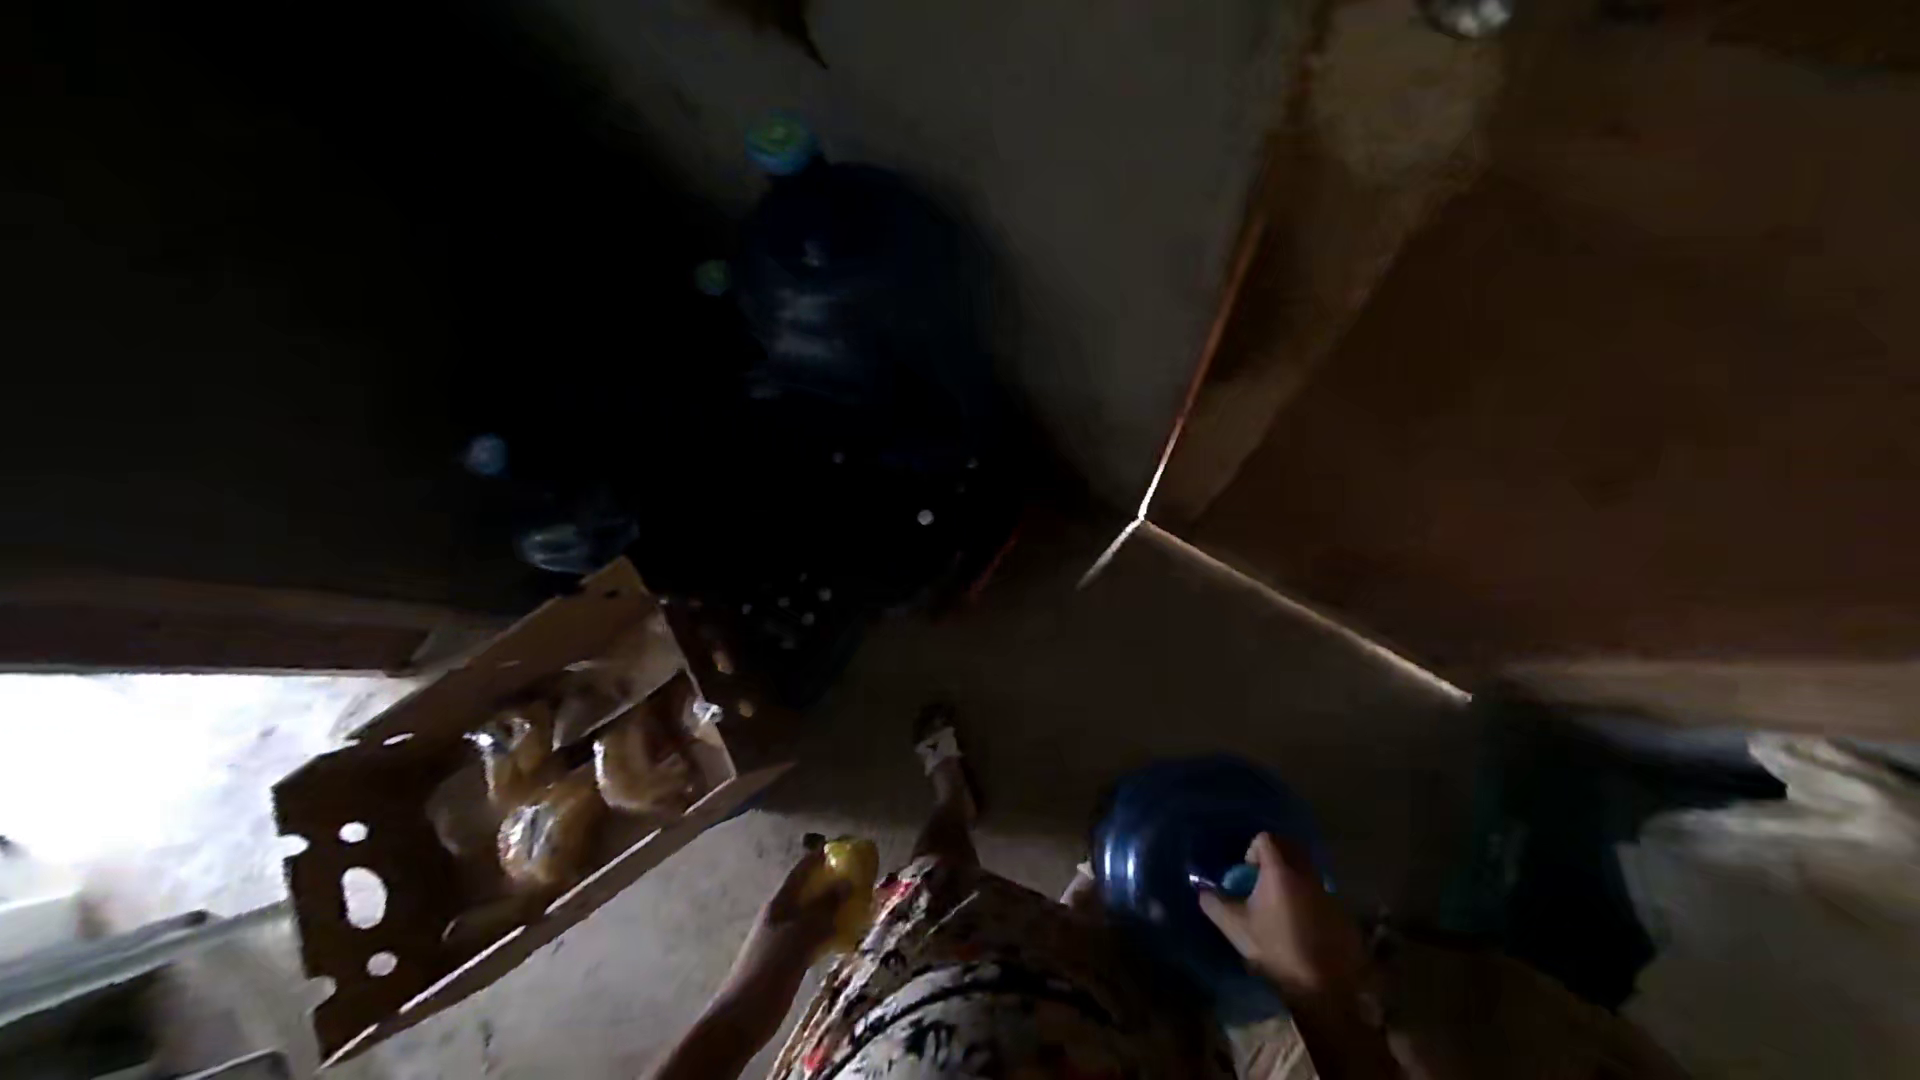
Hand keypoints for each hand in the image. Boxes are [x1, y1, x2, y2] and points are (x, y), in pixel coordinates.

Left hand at [651, 851, 850, 1079]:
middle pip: (810, 889)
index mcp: (780, 903)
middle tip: (862, 877)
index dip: (822, 855)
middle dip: (834, 880)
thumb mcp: (799, 936)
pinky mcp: (790, 959)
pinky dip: (832, 931)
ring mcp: (785, 937)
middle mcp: (782, 915)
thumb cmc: (768, 971)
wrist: (741, 1019)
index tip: (847, 848)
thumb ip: (823, 909)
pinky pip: (816, 935)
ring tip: (861, 903)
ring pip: (815, 913)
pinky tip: (848, 936)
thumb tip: (848, 882)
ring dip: (835, 906)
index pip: (802, 869)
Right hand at [1198, 833, 1367, 1000]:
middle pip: (1290, 847)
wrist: (1323, 989)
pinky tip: (1301, 924)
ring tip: (1280, 904)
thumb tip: (1202, 890)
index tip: (1248, 873)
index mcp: (1280, 871)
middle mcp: (1306, 875)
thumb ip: (1214, 903)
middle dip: (1274, 858)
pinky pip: (1321, 892)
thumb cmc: (1275, 949)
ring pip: (1307, 870)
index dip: (1252, 850)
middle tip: (1262, 881)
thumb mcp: (1235, 927)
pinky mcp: (1342, 913)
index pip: (1266, 838)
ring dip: (1292, 878)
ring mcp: (1327, 893)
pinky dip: (1308, 898)